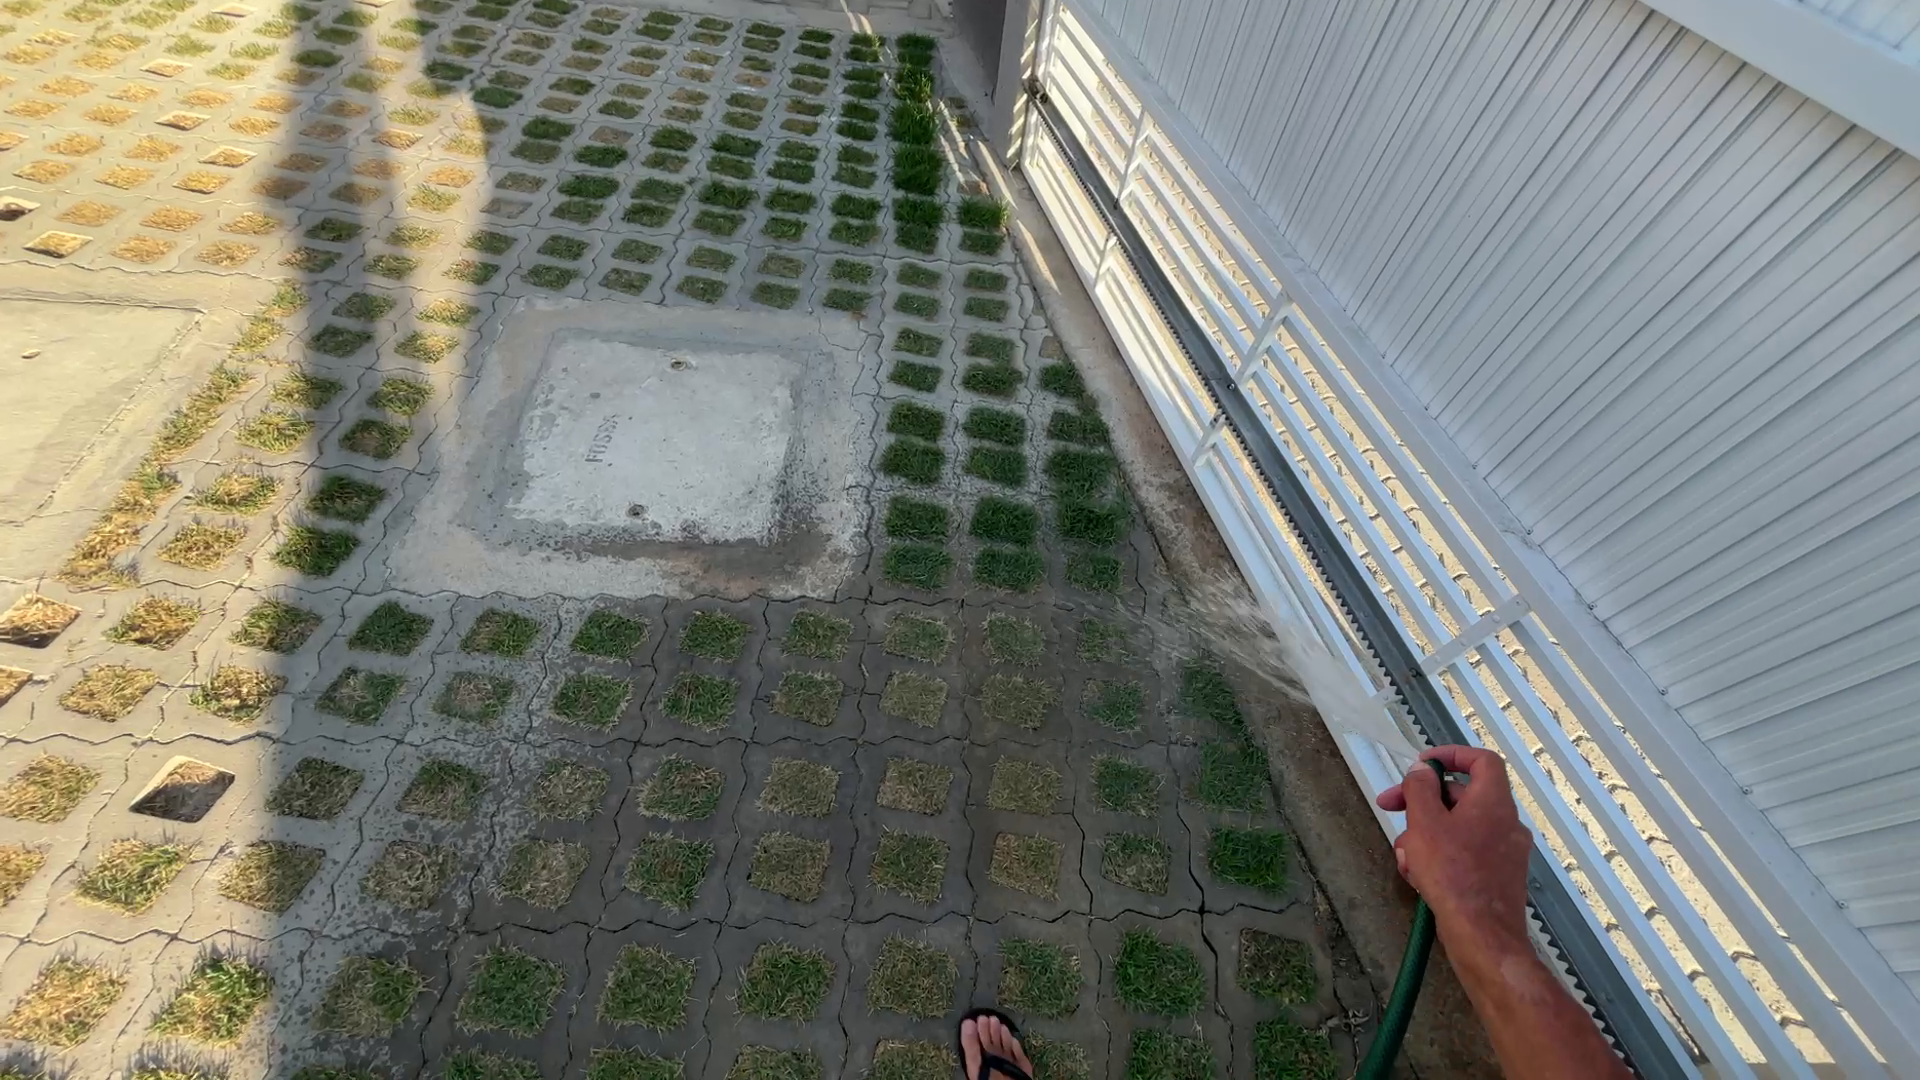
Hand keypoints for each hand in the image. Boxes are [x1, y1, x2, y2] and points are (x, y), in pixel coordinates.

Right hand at [1376, 745, 1533, 956]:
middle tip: (1388, 806)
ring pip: (1456, 825)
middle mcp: (1505, 823)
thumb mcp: (1424, 822)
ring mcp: (1504, 851)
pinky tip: (1417, 874)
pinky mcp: (1497, 875)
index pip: (1482, 760)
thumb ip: (1420, 789)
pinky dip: (1438, 854)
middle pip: (1460, 794)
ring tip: (1404, 855)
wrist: (1482, 936)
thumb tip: (1423, 771)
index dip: (1451, 754)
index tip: (1421, 764)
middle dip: (1420, 799)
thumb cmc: (1451, 871)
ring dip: (1422, 832)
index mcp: (1493, 804)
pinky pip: (1463, 850)